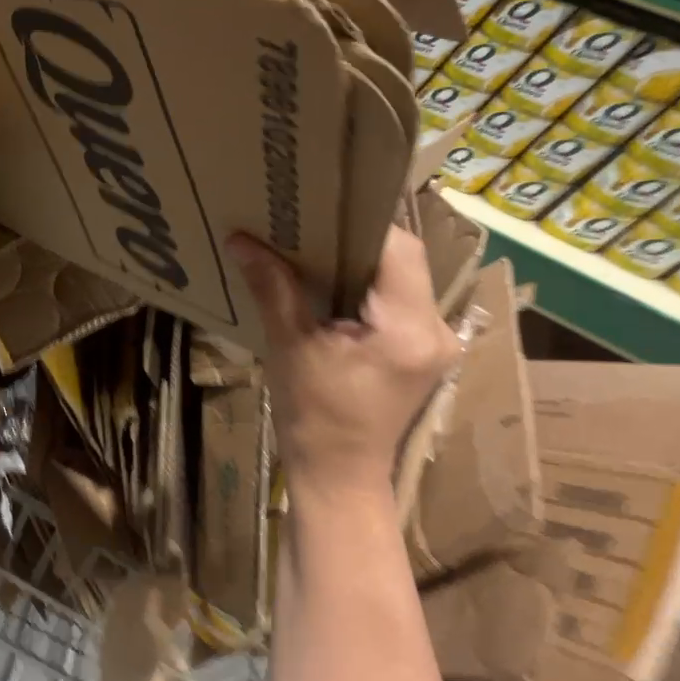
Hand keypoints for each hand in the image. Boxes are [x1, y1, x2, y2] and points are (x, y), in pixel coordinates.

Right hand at [228, 226, 459, 497]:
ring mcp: (435, 341)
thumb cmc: (313, 410)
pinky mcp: (420, 351)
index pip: (398, 251)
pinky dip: (361, 287)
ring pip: (399, 280)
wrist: (338, 470)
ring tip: (306, 252)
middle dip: (351, 241)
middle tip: (300, 225)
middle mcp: (437, 329)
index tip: (313, 210)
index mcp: (409, 328)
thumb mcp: (289, 343)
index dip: (358, 224)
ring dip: (355, 263)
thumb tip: (242, 239)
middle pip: (401, 261)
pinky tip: (323, 287)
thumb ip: (273, 287)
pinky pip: (394, 301)